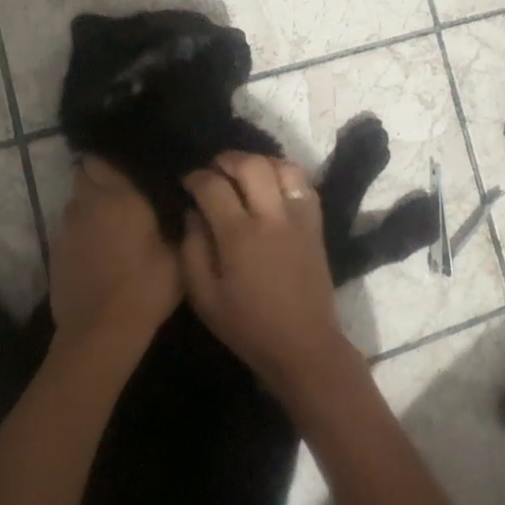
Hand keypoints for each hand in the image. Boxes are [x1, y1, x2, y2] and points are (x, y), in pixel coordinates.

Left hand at [49, 156, 182, 339]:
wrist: (100, 332)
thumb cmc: (147, 287)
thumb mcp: (178, 252)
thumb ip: (178, 219)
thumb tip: (181, 199)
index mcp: (120, 195)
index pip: (104, 157)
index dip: (114, 158)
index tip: (131, 163)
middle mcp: (89, 202)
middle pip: (85, 172)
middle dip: (99, 174)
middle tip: (123, 189)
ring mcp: (67, 226)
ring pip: (76, 199)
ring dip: (90, 202)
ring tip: (112, 218)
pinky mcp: (55, 250)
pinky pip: (70, 226)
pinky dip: (82, 228)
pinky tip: (98, 246)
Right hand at [179, 152, 358, 396]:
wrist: (304, 345)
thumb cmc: (248, 326)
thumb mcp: (204, 298)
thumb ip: (192, 250)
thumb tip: (193, 213)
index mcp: (239, 236)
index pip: (214, 186)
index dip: (195, 177)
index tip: (187, 182)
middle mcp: (271, 217)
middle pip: (251, 164)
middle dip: (227, 159)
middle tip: (214, 170)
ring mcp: (299, 218)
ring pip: (282, 166)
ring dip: (259, 162)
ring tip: (244, 174)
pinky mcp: (316, 224)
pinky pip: (304, 183)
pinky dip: (286, 174)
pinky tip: (272, 185)